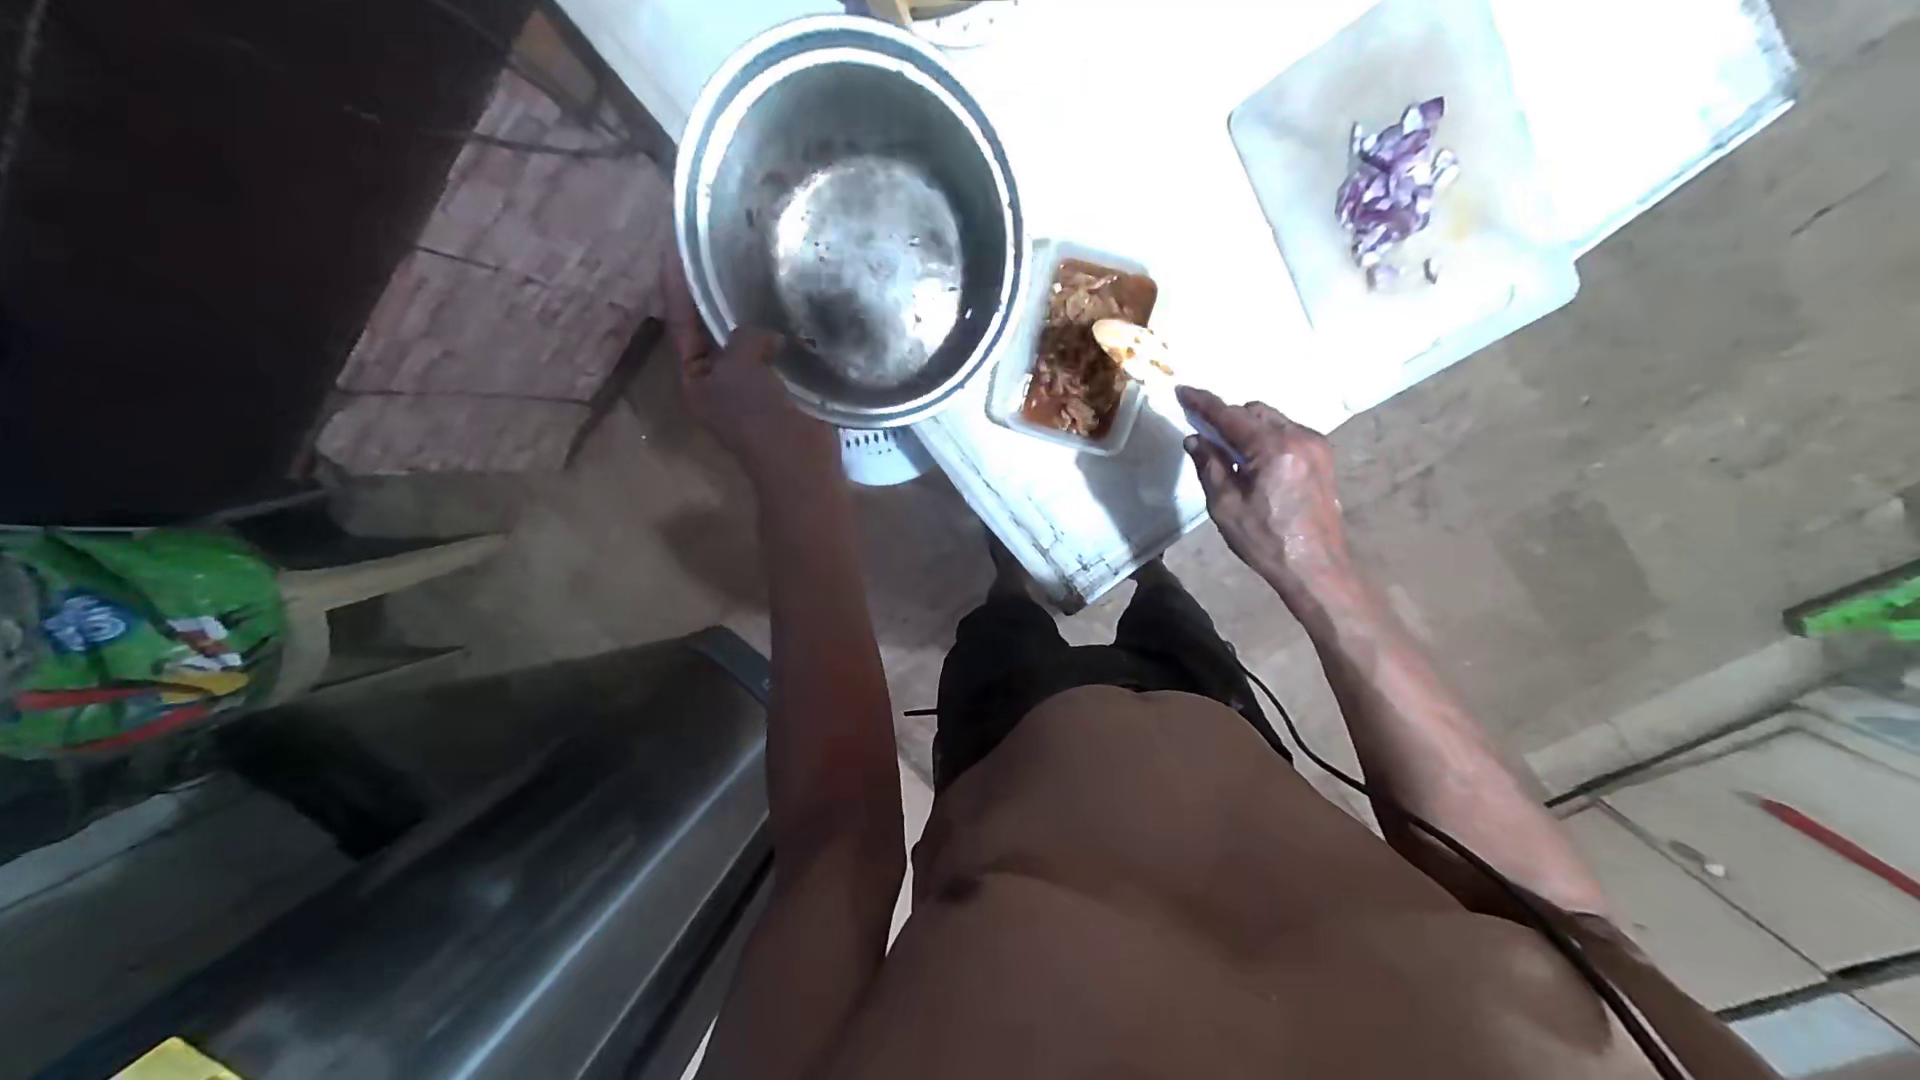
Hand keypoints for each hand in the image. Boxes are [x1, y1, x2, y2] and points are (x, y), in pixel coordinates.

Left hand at [666, 259, 835, 483]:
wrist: (801, 466)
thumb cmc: (762, 421)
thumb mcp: (738, 370)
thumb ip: (743, 338)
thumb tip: (768, 336)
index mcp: (695, 378)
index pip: (681, 323)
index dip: (677, 287)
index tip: (674, 248)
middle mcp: (718, 379)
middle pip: (712, 329)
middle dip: (715, 296)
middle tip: (719, 252)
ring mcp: (750, 386)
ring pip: (746, 340)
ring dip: (751, 313)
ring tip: (753, 272)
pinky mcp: (781, 390)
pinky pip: (775, 354)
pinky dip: (779, 334)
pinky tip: (789, 309)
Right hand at [1176, 385, 1351, 593]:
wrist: (1316, 567)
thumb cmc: (1265, 540)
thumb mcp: (1226, 506)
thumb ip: (1210, 466)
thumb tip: (1196, 439)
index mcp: (1273, 448)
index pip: (1231, 415)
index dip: (1203, 403)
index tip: (1182, 391)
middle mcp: (1299, 437)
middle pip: (1255, 412)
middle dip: (1227, 417)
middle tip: (1205, 434)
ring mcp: (1316, 446)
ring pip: (1273, 420)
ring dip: (1248, 427)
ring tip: (1229, 451)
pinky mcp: (1322, 458)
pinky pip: (1288, 433)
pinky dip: (1266, 438)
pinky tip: (1254, 461)